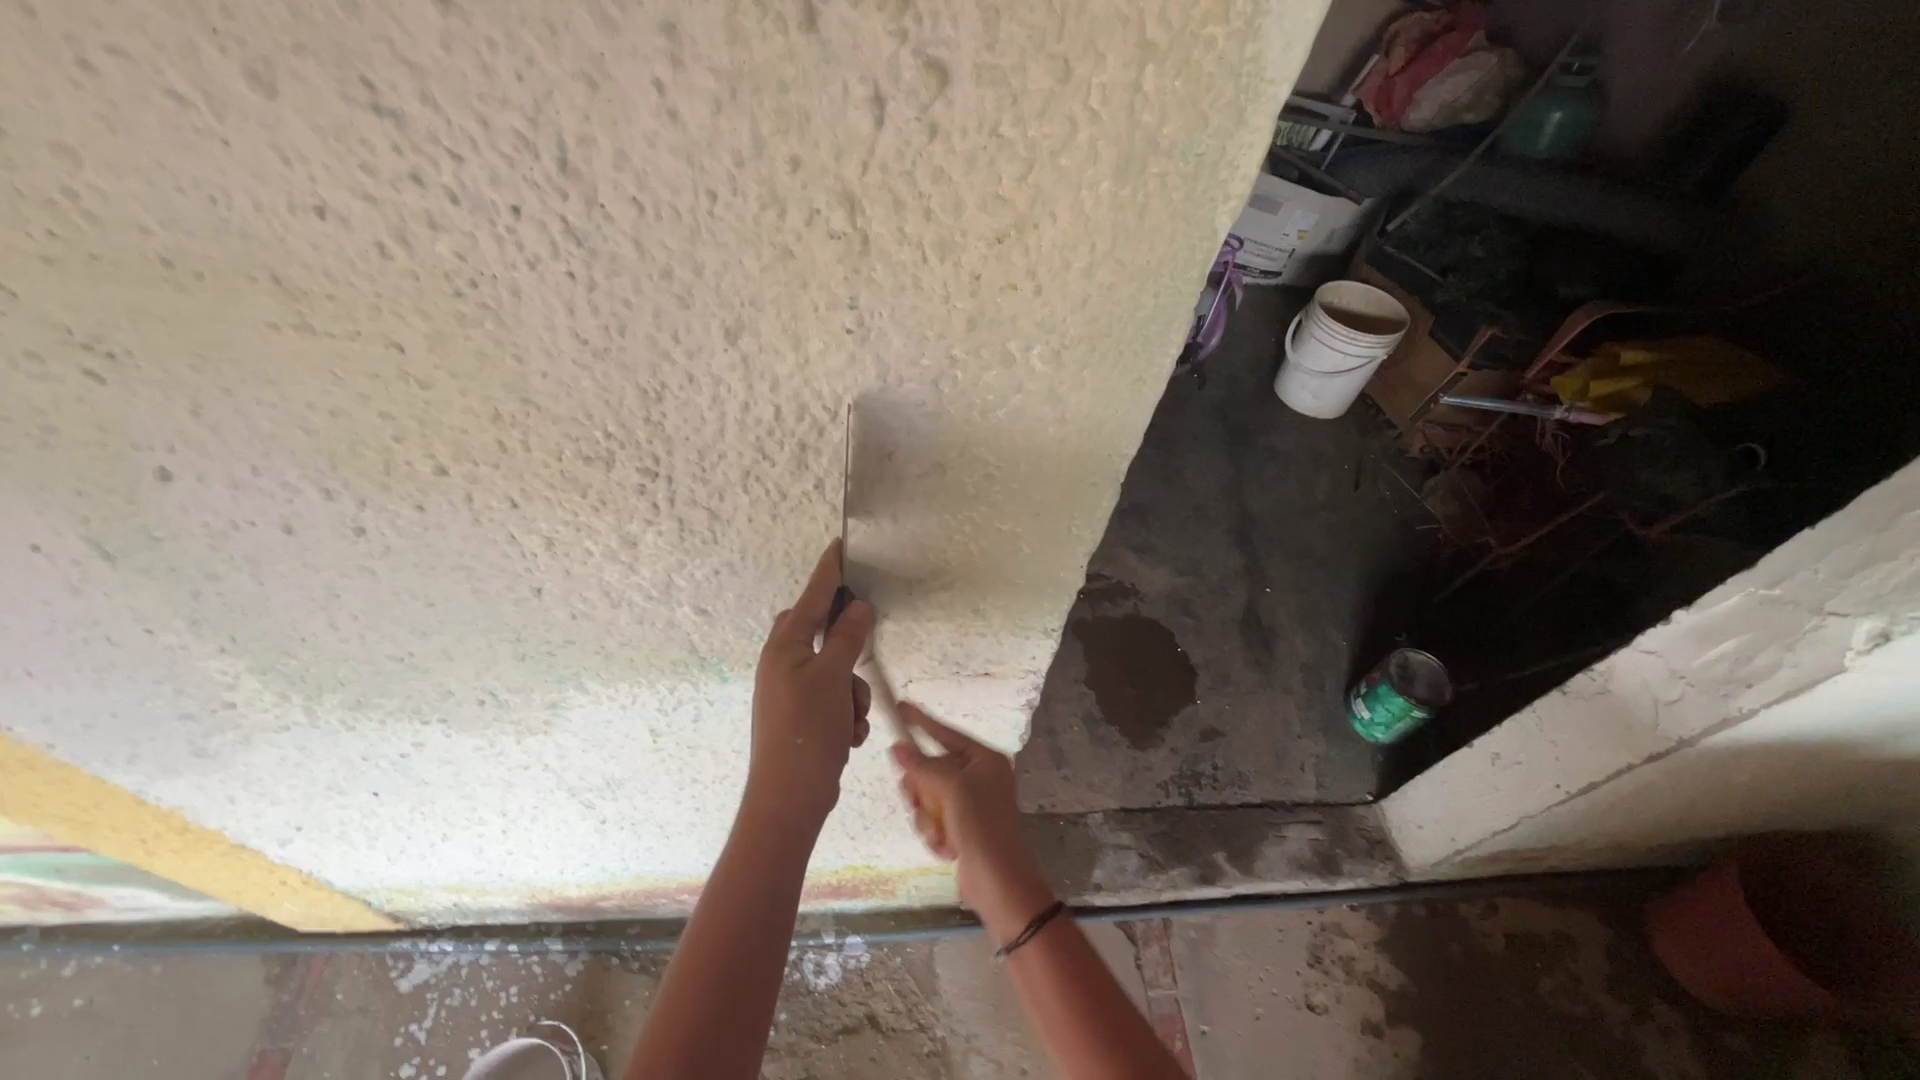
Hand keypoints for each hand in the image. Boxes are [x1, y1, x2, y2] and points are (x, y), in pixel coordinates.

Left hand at [750, 540, 873, 824]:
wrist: (790, 795)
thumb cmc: (807, 729)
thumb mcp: (833, 677)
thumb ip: (846, 637)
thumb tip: (857, 607)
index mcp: (784, 646)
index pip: (811, 597)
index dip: (828, 572)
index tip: (840, 546)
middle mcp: (783, 663)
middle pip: (824, 635)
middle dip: (849, 652)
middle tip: (858, 665)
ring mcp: (791, 691)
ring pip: (837, 671)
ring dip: (852, 693)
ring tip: (851, 720)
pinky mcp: (803, 716)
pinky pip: (834, 699)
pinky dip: (847, 714)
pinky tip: (848, 737)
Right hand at [891, 704, 1056, 936]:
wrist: (997, 880)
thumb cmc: (981, 825)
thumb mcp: (951, 788)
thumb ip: (922, 765)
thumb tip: (899, 748)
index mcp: (985, 760)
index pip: (946, 733)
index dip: (921, 722)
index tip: (900, 707)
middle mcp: (979, 777)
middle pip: (931, 769)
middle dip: (921, 789)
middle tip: (915, 800)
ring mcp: (970, 804)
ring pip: (927, 797)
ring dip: (926, 817)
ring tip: (937, 832)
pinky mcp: (961, 828)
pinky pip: (932, 819)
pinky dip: (934, 833)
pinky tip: (946, 847)